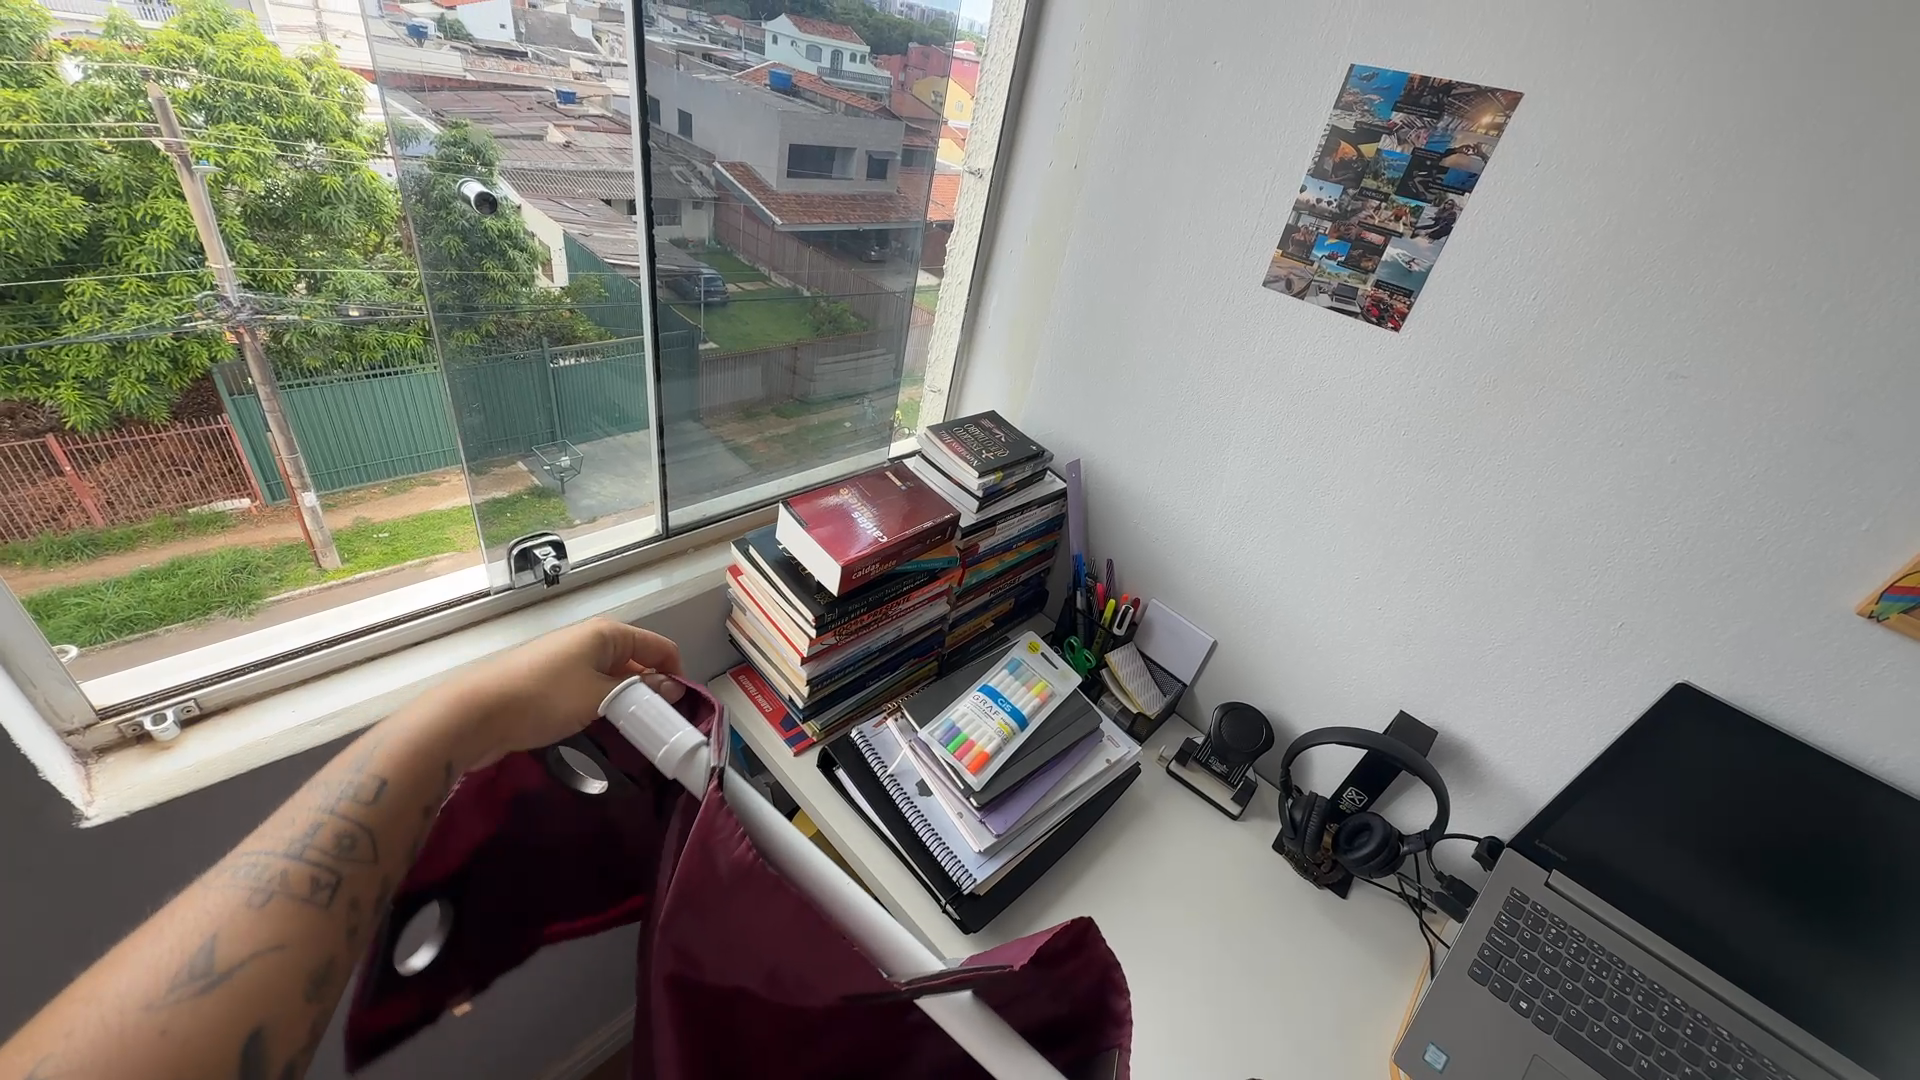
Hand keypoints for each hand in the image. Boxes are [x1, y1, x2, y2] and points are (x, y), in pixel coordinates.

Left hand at [429, 618, 685, 770]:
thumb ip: (641, 693)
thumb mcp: (601, 698)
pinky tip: (599, 729)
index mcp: (607, 634)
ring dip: (624, 701)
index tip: (680, 709)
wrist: (471, 715)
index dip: (675, 675)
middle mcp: (589, 640)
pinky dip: (601, 706)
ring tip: (630, 730)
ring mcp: (567, 659)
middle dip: (650, 690)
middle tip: (657, 724)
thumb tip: (672, 687)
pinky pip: (590, 689)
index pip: (660, 648)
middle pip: (636, 662)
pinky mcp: (549, 681)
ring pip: (612, 678)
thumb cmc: (544, 699)